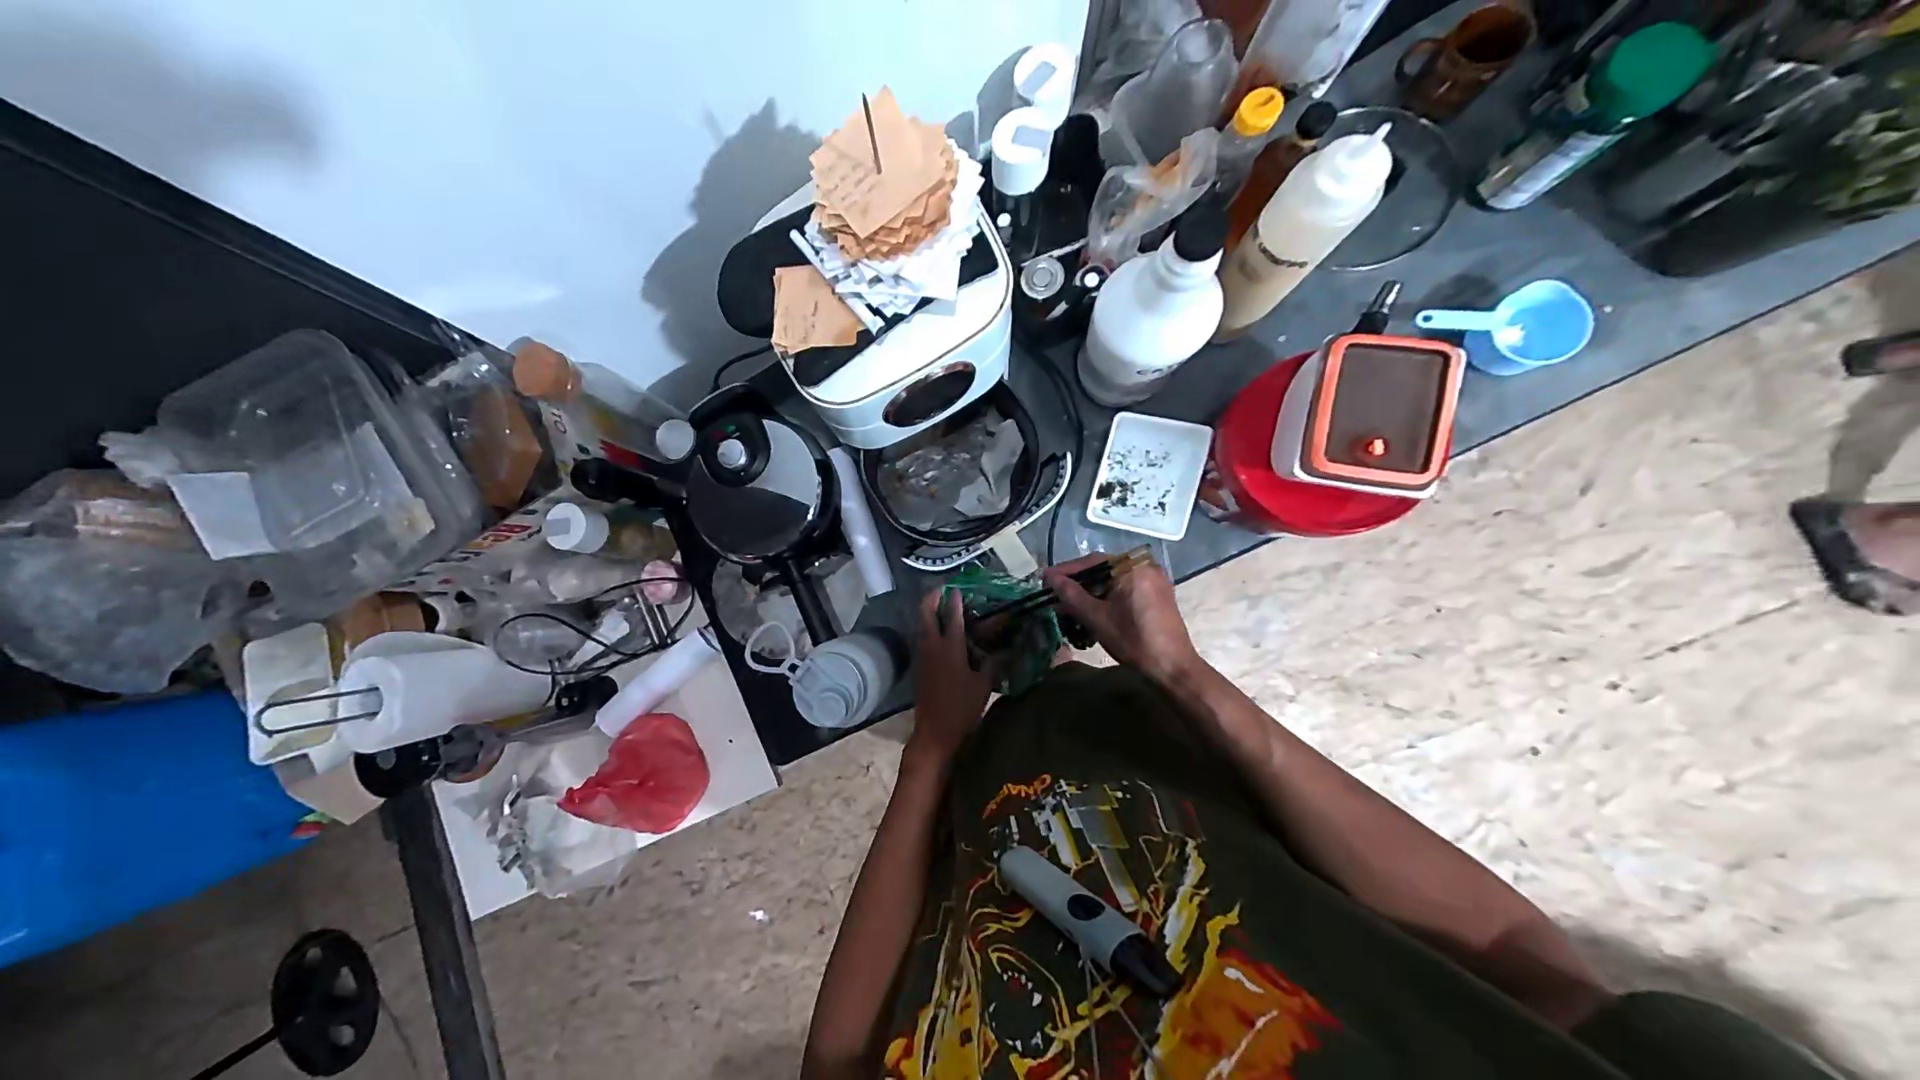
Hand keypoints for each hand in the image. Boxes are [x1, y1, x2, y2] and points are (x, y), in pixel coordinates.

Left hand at [907, 588, 992, 766]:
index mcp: (950, 647)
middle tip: (942, 591)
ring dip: (929, 613)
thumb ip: (994, 664)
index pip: (952, 615)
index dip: (955, 600)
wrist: (935, 733)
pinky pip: (923, 639)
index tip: (958, 588)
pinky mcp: (920, 667)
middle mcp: (932, 646)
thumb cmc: (962, 708)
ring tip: (944, 609)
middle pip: (926, 613)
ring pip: (922, 626)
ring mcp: (923, 656)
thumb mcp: (984, 686)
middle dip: (932, 598)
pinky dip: (930, 630)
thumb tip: (1006, 650)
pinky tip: (943, 636)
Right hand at [1043, 555, 1203, 685]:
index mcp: (1131, 567)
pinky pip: (1126, 588)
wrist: (1171, 667)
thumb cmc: (1133, 640)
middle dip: (1077, 583)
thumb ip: (1071, 595)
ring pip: (1114, 580)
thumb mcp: (1096, 617)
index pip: (1091, 562)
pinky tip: (1093, 610)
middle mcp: (1145, 566)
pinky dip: (1108, 597)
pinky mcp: (1158, 594)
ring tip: (1069, 605)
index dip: (1065, 572)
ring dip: (1091, 591)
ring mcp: (1154, 580)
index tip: (1044, 580)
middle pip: (1103, 569)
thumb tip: (1051, 579)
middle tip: (1054, 593)